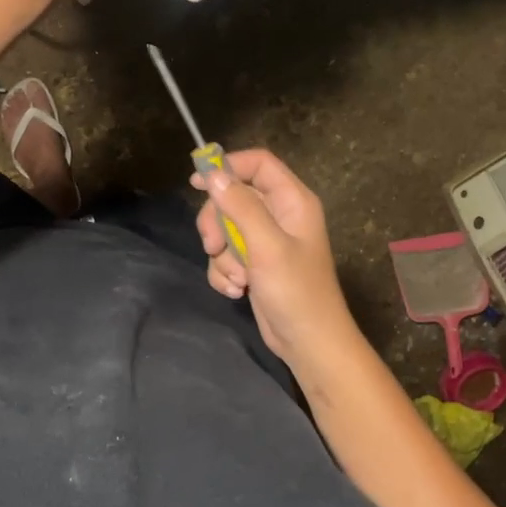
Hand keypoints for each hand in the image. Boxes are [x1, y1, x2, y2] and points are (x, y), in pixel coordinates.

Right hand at [192, 150, 360, 368]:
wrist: (308, 342)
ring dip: (223, 257)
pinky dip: (225, 274)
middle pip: (233, 197)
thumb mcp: (267, 246)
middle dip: (217, 224)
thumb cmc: (296, 291)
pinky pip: (226, 256)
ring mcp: (265, 242)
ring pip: (225, 230)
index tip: (197, 182)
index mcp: (292, 201)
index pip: (258, 164)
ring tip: (238, 279)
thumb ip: (240, 207)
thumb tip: (213, 174)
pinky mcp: (254, 265)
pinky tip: (238, 291)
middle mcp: (280, 216)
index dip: (228, 166)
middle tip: (213, 246)